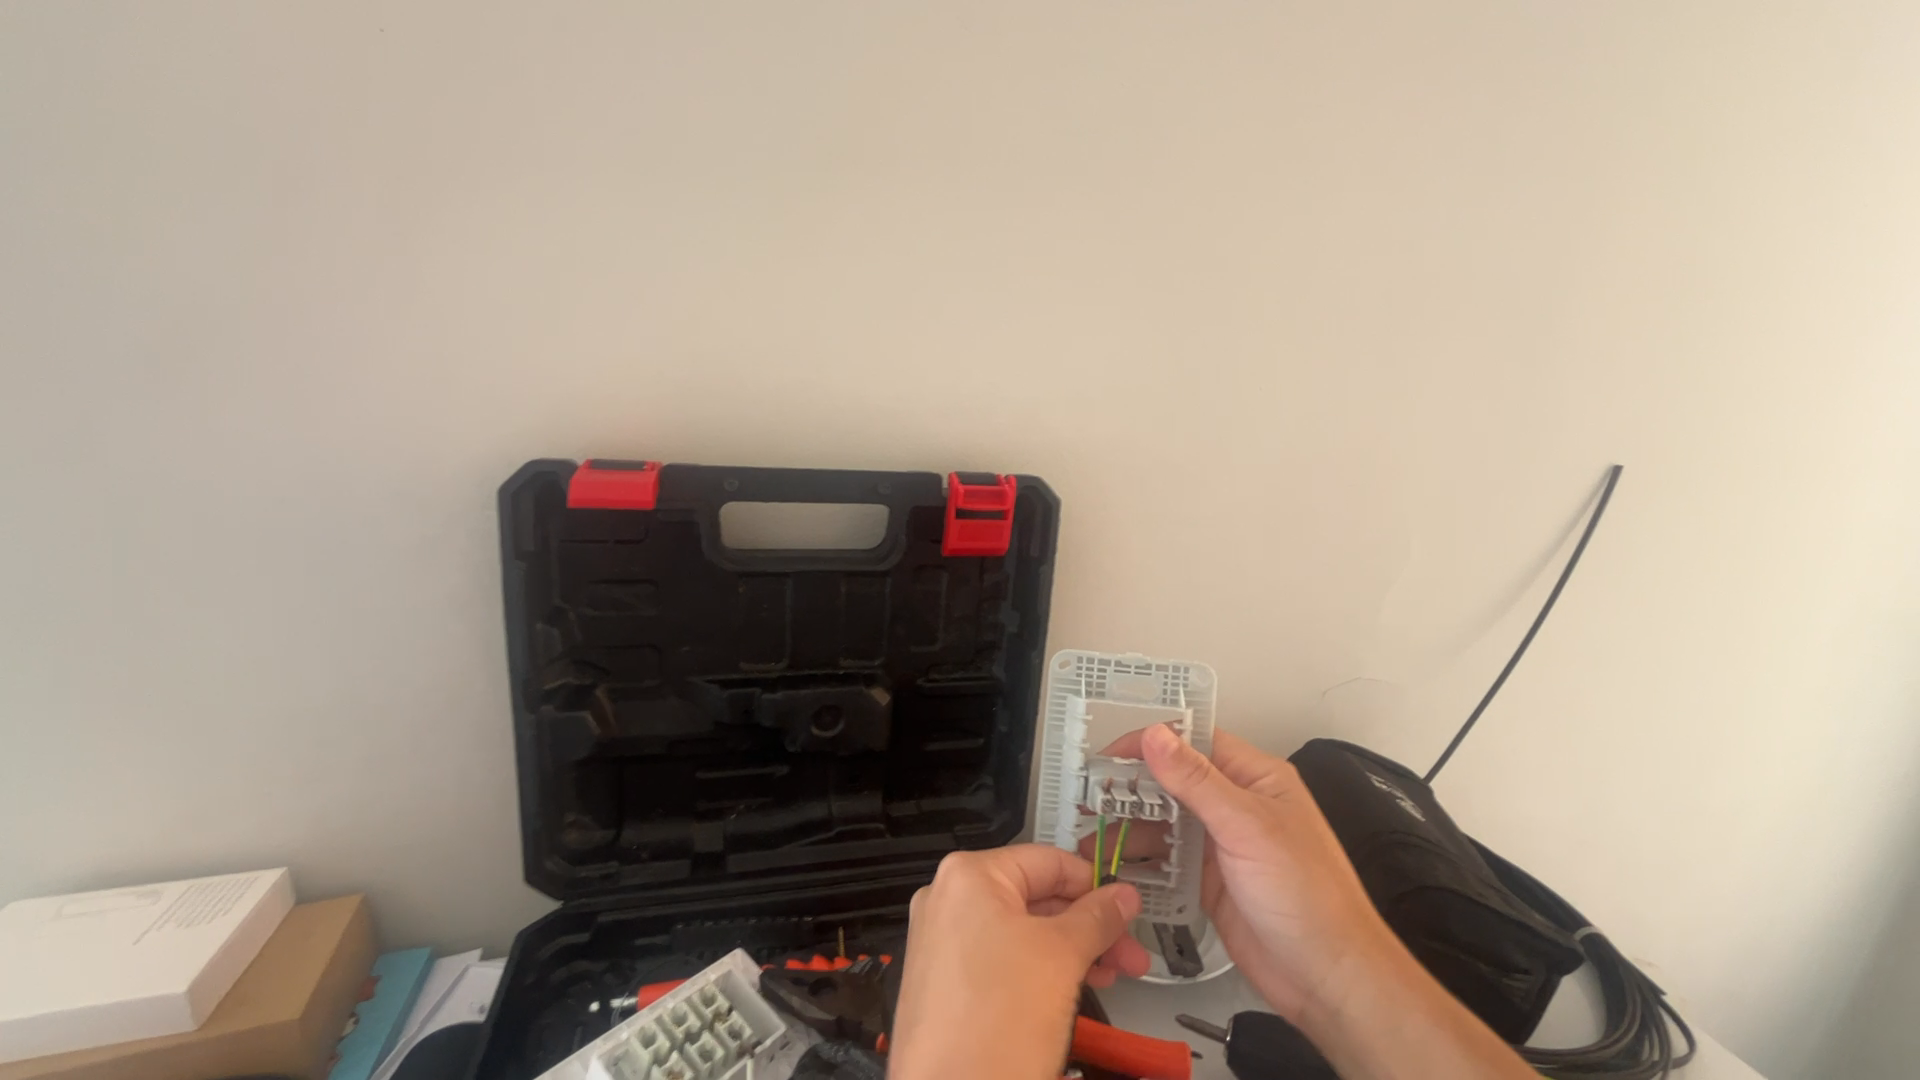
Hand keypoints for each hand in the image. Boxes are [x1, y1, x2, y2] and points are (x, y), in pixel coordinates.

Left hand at [887, 845, 1150, 1079]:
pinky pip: (1000, 960)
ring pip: (1020, 932)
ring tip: (1109, 978)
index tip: (1126, 908)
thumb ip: (1098, 918)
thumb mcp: (1062, 957)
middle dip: (1088, 926)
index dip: (1093, 884)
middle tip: (1128, 953)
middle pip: (1034, 897)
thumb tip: (1122, 895)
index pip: (1046, 861)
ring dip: (1069, 950)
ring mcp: (940, 942)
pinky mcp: (943, 983)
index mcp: (968, 875)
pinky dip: (1038, 970)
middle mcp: (947, 900)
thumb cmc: (995, 1023)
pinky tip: (1070, 992)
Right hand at [1100, 724, 1396, 1022]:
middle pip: (1172, 782)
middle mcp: (1236, 805)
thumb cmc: (1310, 898)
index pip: (1193, 742)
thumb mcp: (1246, 827)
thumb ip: (1197, 780)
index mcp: (1255, 778)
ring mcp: (1221, 844)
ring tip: (1092, 837)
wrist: (1329, 980)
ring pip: (1164, 822)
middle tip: (1089, 797)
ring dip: (1128, 828)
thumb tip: (1156, 735)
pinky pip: (1166, 861)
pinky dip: (1140, 861)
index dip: (1150, 743)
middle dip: (1130, 788)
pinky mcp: (1209, 880)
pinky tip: (1113, 866)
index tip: (1109, 754)